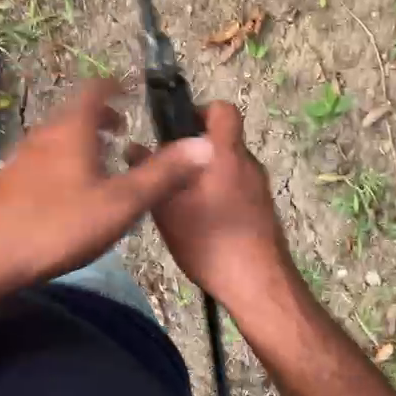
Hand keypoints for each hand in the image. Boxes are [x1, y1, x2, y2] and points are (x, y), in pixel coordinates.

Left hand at [0, 79, 212, 289]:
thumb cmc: (56, 224)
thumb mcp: (119, 204)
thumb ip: (162, 175)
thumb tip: (206, 145)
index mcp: (72, 129)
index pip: (95, 89)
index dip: (116, 85)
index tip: (134, 91)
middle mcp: (44, 134)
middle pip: (74, 112)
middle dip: (102, 117)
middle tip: (124, 130)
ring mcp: (21, 157)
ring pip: (57, 136)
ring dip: (82, 140)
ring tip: (103, 163)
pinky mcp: (7, 182)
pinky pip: (44, 158)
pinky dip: (64, 160)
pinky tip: (70, 195)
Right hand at [138, 102, 297, 311]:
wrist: (259, 285)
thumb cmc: (210, 239)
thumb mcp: (167, 208)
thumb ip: (151, 173)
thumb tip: (133, 148)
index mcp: (226, 154)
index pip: (223, 110)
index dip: (200, 111)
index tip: (177, 130)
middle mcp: (248, 164)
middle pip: (221, 140)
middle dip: (194, 150)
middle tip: (168, 171)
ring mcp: (259, 188)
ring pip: (227, 167)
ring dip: (204, 175)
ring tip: (179, 201)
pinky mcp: (262, 210)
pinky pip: (235, 188)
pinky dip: (217, 196)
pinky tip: (199, 223)